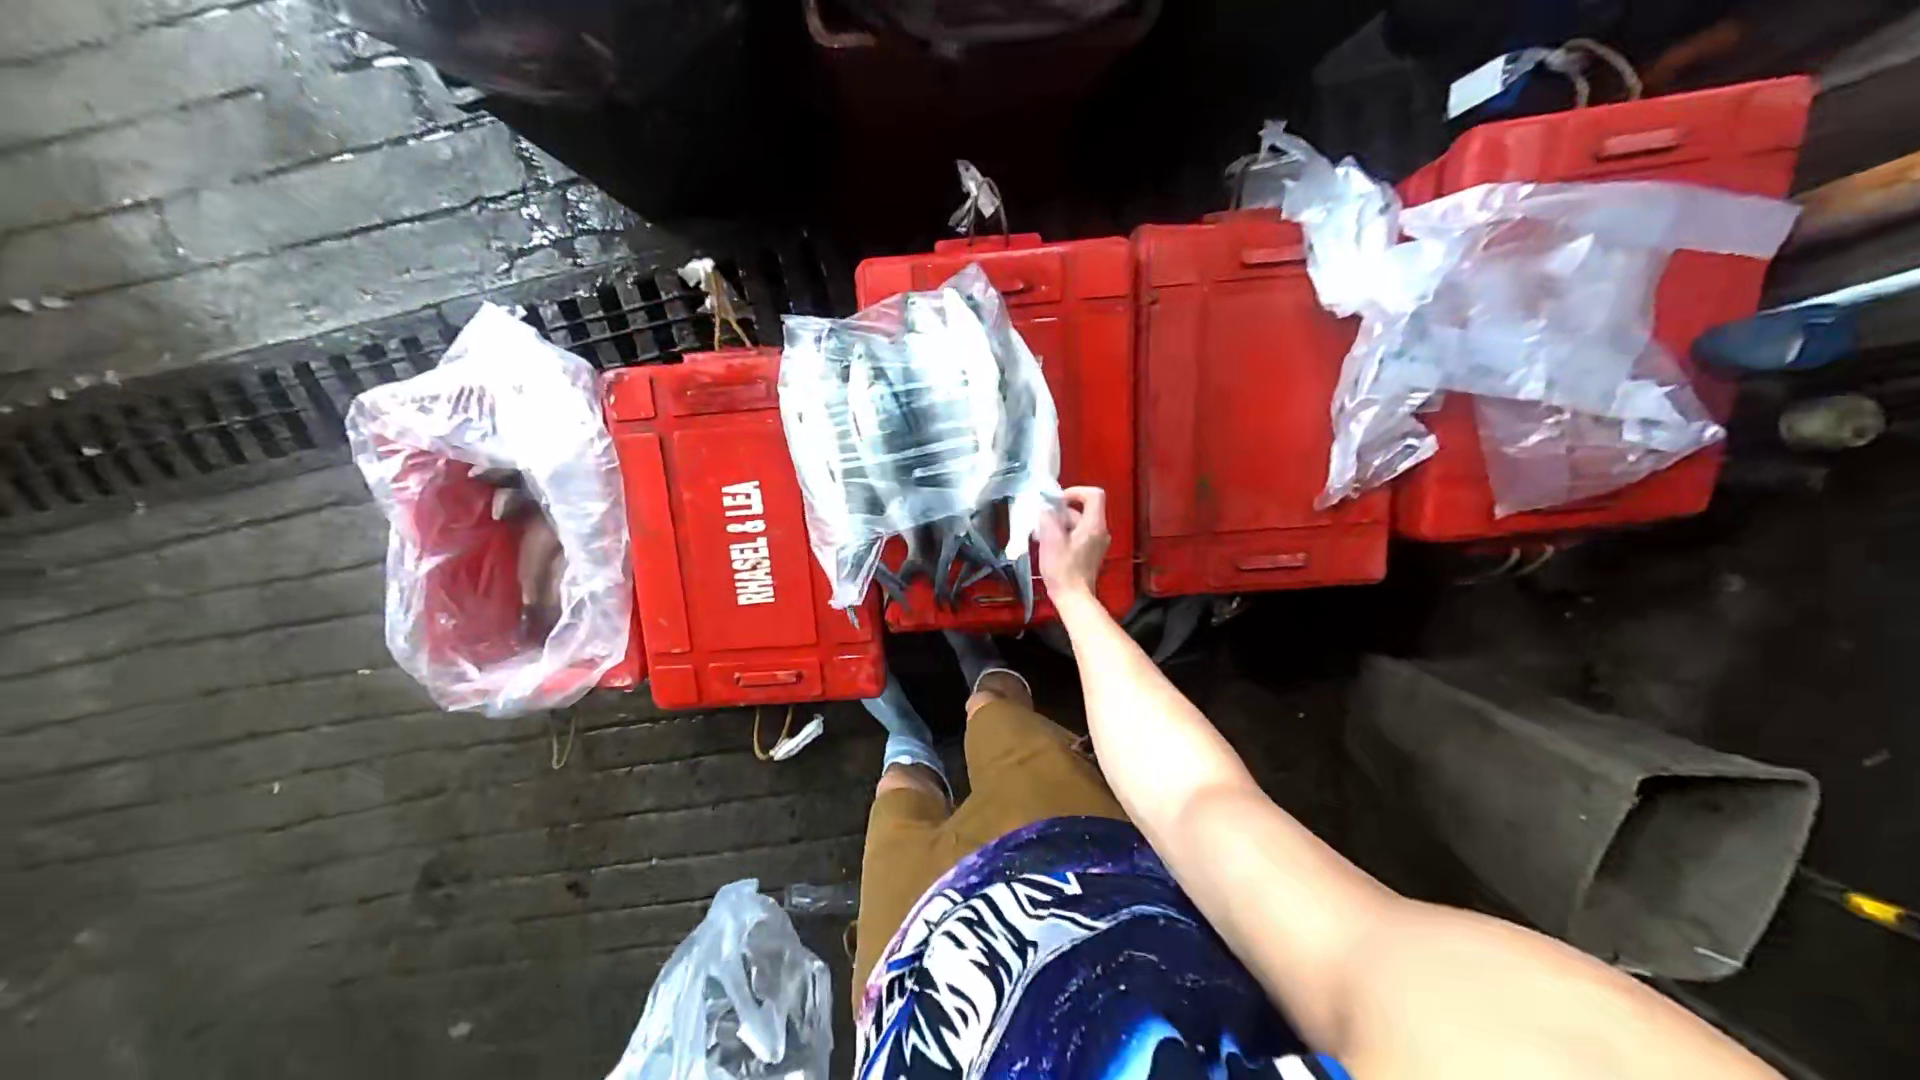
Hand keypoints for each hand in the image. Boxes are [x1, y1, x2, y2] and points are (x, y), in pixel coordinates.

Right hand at [1037, 486, 1109, 601]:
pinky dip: (1065, 534)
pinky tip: (1050, 545)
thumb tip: (1046, 508)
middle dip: (1061, 512)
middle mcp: (1101, 531)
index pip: (1094, 495)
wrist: (1074, 598)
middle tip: (1043, 521)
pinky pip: (1080, 534)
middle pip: (1083, 510)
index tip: (1057, 501)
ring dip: (1061, 524)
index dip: (1075, 491)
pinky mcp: (1092, 552)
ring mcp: (1098, 542)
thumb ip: (1048, 519)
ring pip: (1079, 522)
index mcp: (1094, 525)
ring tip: (1043, 534)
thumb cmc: (1063, 569)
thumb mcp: (1051, 541)